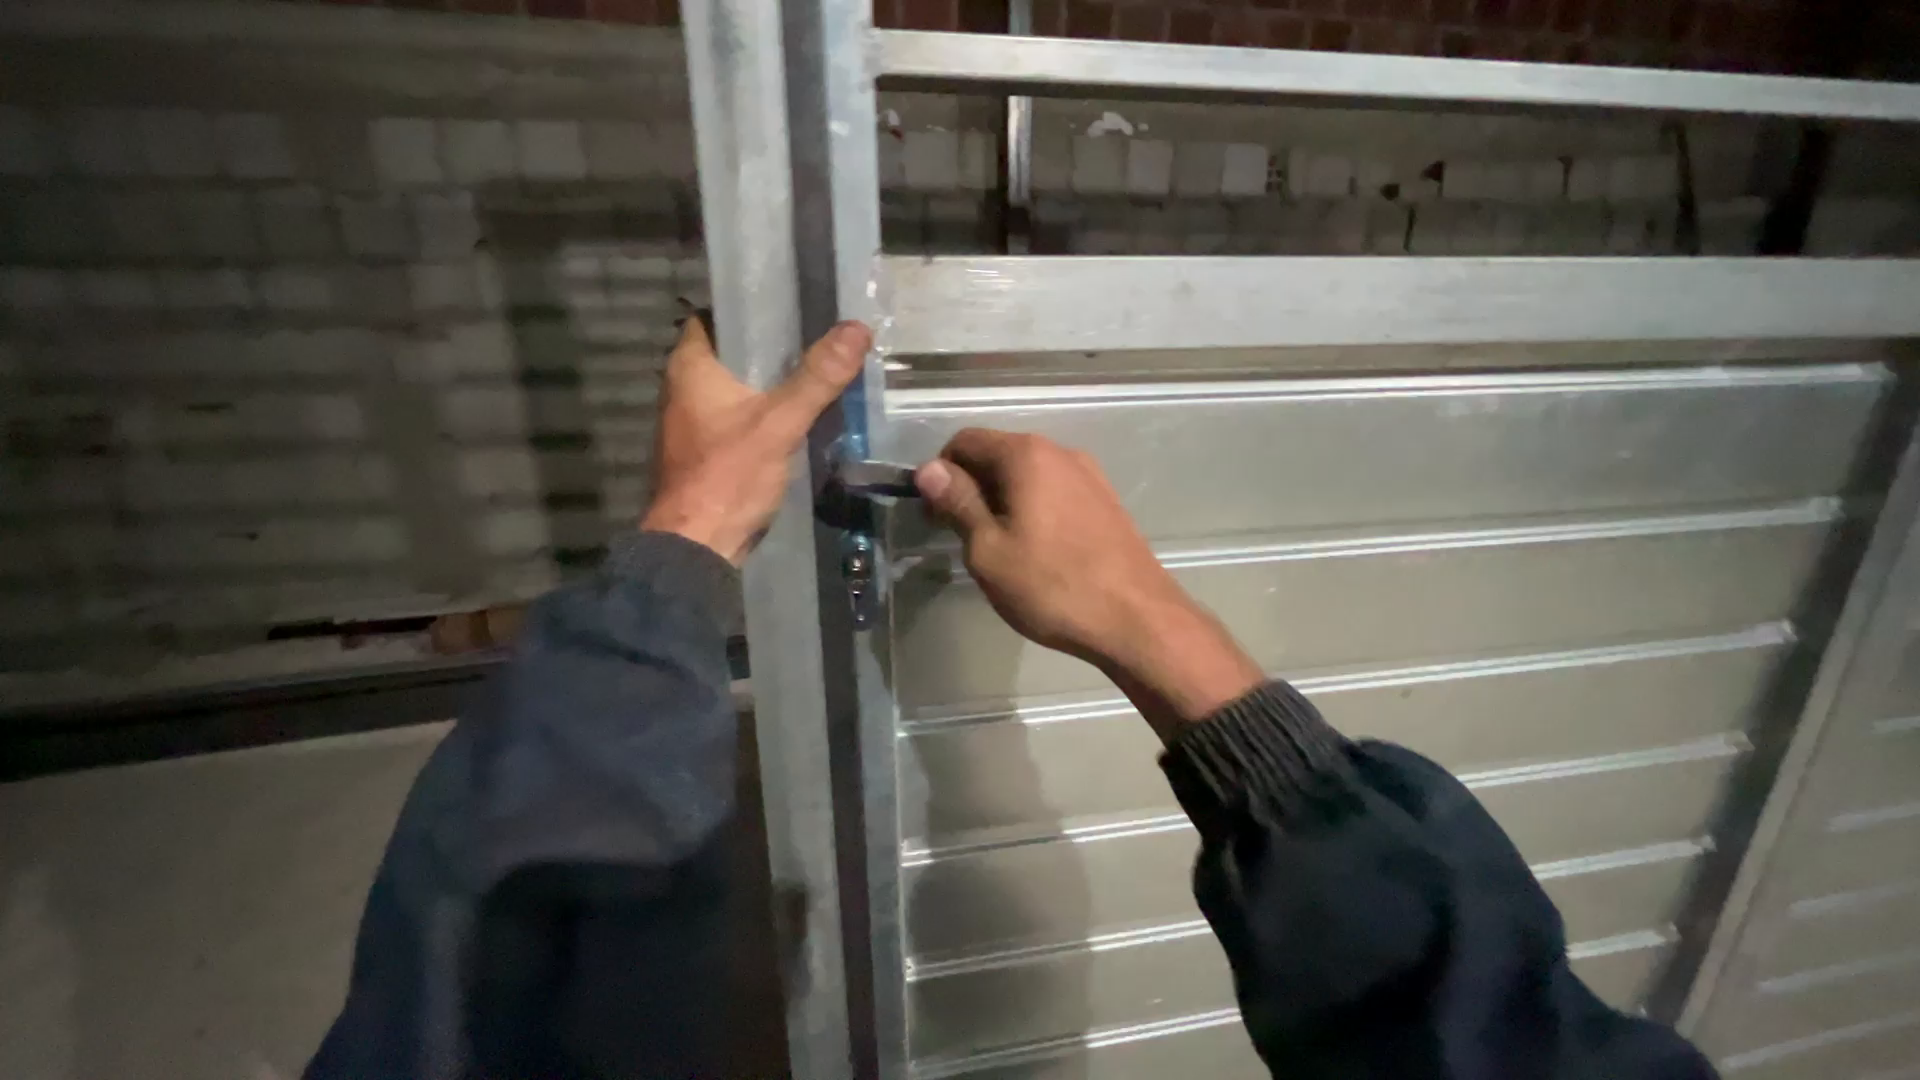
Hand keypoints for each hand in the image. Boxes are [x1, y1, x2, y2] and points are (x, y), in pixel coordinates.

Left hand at [641, 316, 870, 564]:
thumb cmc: (728, 476)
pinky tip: (800, 415)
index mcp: (689, 367)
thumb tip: (856, 328)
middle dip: (770, 347)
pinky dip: (766, 412)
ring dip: (770, 382)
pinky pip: (740, 417)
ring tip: (817, 370)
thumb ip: (817, 378)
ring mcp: (694, 423)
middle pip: (730, 353)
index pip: (712, 317)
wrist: (698, 545)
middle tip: (818, 336)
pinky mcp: (709, 451)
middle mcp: (684, 389)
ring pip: (737, 388)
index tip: (790, 305)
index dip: (747, 309)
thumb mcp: (779, 423)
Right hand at [915, 429, 1262, 736]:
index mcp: (1026, 455)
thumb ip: (957, 503)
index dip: (940, 473)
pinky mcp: (1106, 503)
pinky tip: (1035, 551)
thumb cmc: (1052, 586)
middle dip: (971, 487)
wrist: (1137, 620)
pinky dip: (1032, 510)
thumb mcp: (989, 550)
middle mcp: (1060, 452)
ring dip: (1002, 501)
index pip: (965, 441)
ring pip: (1028, 475)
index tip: (934, 515)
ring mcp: (1089, 476)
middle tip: (960, 537)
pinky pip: (1054, 492)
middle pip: (998, 454)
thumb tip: (928, 469)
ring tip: (998, 549)